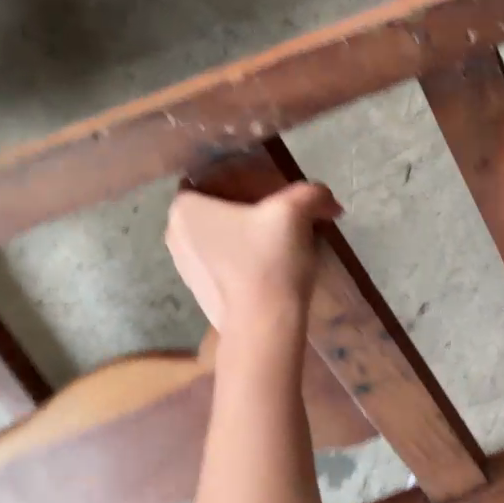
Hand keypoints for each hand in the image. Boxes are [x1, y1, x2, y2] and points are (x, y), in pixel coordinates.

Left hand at [166, 182, 341, 336]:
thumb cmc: (269, 260)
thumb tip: (329, 201)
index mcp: (185, 206)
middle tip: (283, 217)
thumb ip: (312, 194)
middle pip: (218, 209)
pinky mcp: (200, 292)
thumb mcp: (295, 213)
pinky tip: (271, 270)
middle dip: (249, 210)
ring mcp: (184, 266)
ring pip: (220, 237)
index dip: (244, 180)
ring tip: (281, 245)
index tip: (272, 191)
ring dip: (247, 236)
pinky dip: (244, 261)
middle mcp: (175, 233)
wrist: (264, 323)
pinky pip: (224, 264)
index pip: (213, 179)